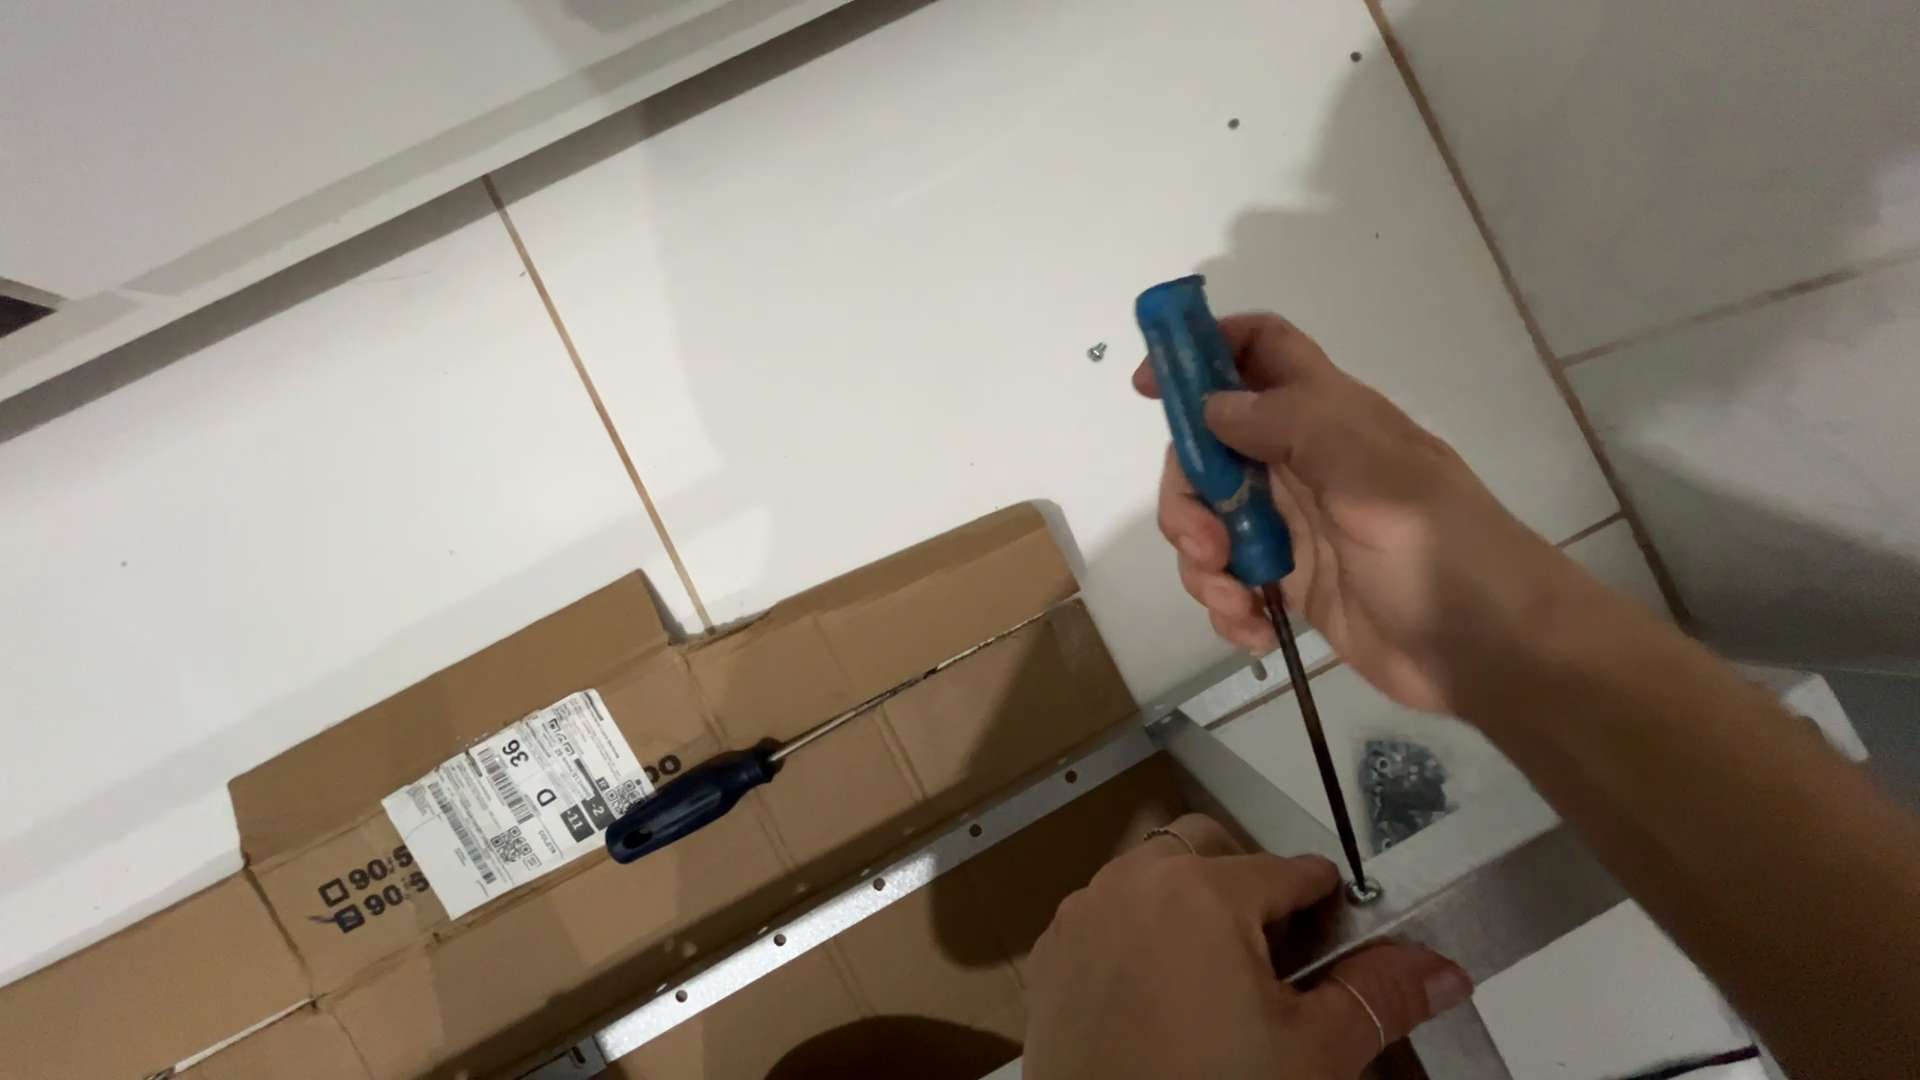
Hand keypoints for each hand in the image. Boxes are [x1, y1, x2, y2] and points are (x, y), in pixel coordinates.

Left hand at [1024, 814, 1471, 1079]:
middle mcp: (1132, 881)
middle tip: (1273, 947)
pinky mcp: (1050, 949)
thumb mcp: (1314, 1056)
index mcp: (1201, 891)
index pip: (1286, 868)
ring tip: (1211, 970)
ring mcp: (1082, 910)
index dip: (1324, 895)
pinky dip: (1132, 931)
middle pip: (1204, 846)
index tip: (1340, 921)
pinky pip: (1101, 913)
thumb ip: (1377, 996)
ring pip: (1146, 873)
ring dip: (1183, 900)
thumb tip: (1441, 967)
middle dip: (1245, 879)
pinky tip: (1151, 992)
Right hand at [1136, 314, 1569, 714]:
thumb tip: (1212, 406)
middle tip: (1203, 543)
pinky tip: (1256, 630)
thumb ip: (1294, 427)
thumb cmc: (1446, 556)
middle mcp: (1298, 463)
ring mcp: (1288, 525)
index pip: (1259, 350)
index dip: (1201, 349)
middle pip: (1206, 450)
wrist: (1494, 657)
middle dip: (1186, 497)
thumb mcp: (1378, 479)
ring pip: (1205, 521)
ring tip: (1239, 601)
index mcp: (1327, 417)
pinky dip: (1226, 606)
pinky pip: (1225, 580)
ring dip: (1202, 565)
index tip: (1149, 386)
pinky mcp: (1285, 581)